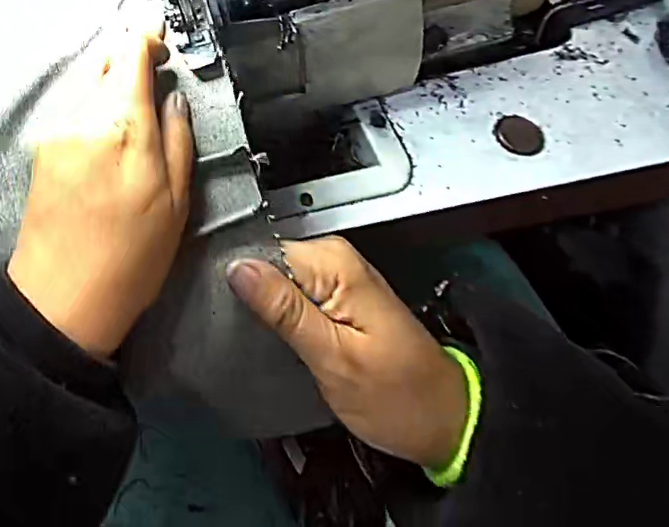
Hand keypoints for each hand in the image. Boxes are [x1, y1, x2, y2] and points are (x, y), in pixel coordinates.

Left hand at [7, 26, 194, 358]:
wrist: (59, 302)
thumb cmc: (129, 259)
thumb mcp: (176, 202)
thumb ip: (179, 139)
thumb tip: (175, 101)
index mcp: (123, 127)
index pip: (130, 54)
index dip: (147, 37)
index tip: (161, 37)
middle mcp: (83, 118)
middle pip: (105, 59)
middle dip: (130, 51)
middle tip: (154, 58)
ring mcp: (57, 131)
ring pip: (87, 78)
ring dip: (111, 73)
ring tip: (135, 87)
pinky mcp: (43, 146)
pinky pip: (74, 102)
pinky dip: (95, 94)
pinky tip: (110, 114)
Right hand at [227, 237, 468, 469]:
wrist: (442, 418)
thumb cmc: (400, 395)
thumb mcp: (333, 358)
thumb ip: (284, 310)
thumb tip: (240, 270)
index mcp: (335, 262)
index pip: (265, 251)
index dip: (241, 280)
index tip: (227, 310)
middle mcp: (336, 259)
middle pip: (269, 264)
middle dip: (251, 297)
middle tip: (251, 337)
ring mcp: (337, 276)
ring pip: (277, 281)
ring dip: (265, 310)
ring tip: (266, 343)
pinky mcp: (335, 295)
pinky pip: (292, 295)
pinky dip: (281, 318)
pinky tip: (280, 341)